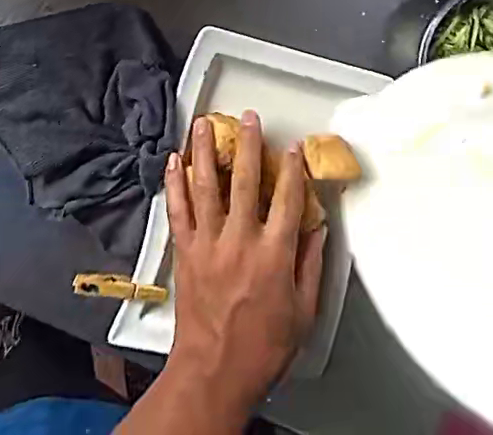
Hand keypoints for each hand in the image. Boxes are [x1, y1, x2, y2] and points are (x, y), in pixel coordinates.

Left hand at [166, 111, 326, 414]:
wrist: (214, 373)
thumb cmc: (262, 348)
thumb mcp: (303, 312)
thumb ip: (311, 264)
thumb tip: (318, 229)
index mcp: (273, 254)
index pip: (287, 198)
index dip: (292, 168)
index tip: (293, 148)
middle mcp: (240, 241)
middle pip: (245, 180)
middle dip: (248, 144)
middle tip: (248, 118)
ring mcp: (209, 243)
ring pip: (206, 185)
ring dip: (205, 150)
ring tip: (203, 123)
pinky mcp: (186, 252)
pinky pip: (179, 210)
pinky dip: (175, 183)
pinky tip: (175, 161)